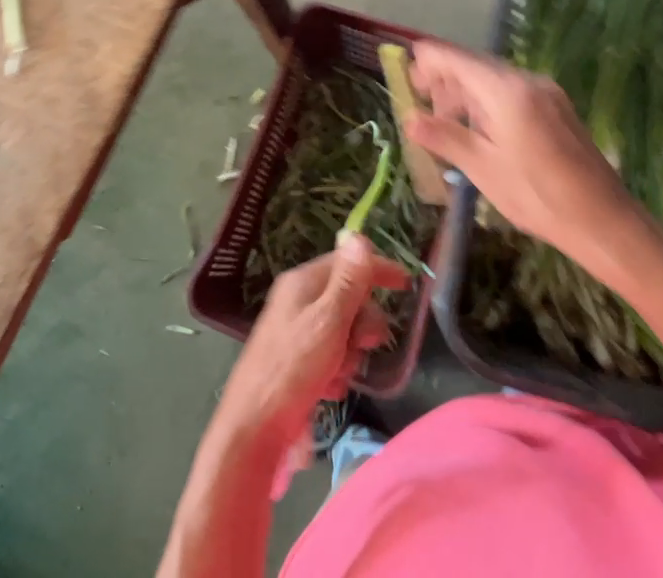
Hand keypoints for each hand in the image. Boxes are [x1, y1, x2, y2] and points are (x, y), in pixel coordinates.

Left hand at [215, 234, 407, 449]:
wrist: (255, 427)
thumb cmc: (293, 369)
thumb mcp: (328, 321)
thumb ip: (348, 281)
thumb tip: (358, 234)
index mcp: (302, 284)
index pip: (347, 262)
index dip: (377, 270)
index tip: (407, 285)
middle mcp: (299, 302)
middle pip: (350, 300)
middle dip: (362, 325)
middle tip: (361, 346)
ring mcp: (298, 332)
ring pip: (345, 332)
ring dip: (350, 355)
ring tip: (337, 376)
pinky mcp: (299, 362)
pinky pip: (332, 357)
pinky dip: (337, 372)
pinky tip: (328, 390)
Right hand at [404, 41, 642, 262]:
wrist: (602, 219)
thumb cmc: (536, 195)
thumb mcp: (482, 168)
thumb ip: (444, 137)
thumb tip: (409, 118)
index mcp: (506, 91)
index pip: (456, 59)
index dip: (427, 62)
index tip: (403, 76)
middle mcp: (528, 81)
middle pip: (475, 65)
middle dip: (444, 81)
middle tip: (420, 108)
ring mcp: (546, 93)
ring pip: (493, 80)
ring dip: (465, 94)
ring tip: (445, 125)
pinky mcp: (556, 109)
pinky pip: (512, 93)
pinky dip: (487, 103)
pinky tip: (479, 131)